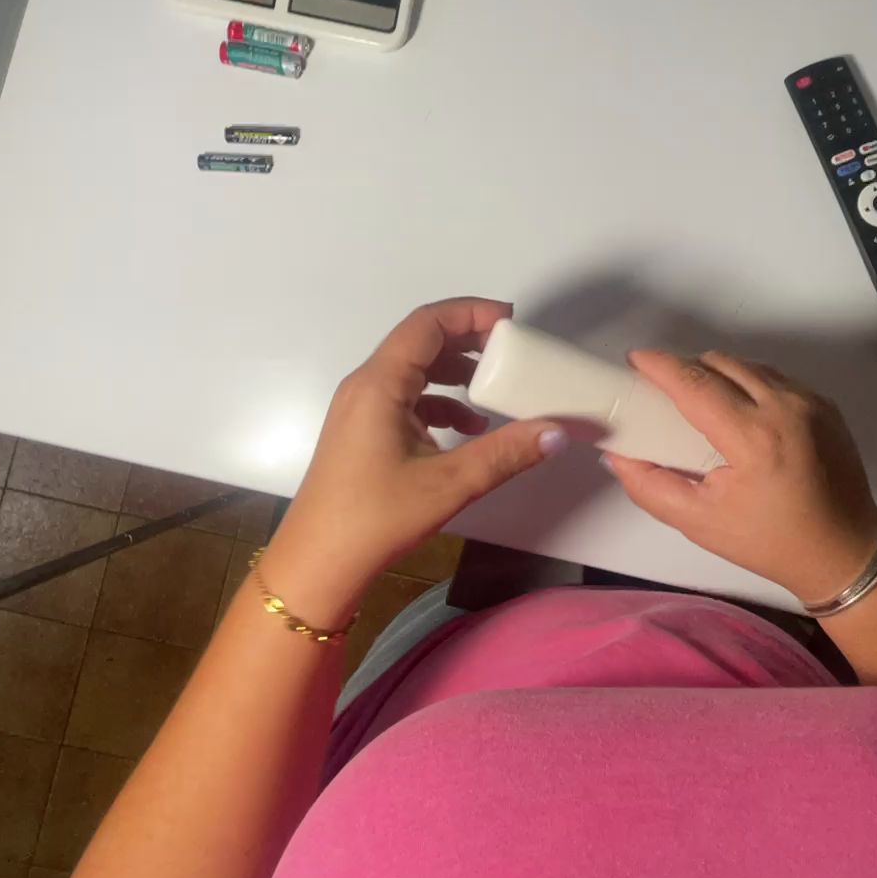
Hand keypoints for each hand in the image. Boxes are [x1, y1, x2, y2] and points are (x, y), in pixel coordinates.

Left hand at [262, 299, 565, 624]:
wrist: (318, 564)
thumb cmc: (376, 518)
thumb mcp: (449, 483)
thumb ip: (506, 453)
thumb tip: (558, 431)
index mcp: (379, 383)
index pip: (427, 323)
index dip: (471, 313)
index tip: (512, 322)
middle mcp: (366, 385)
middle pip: (420, 341)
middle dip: (468, 340)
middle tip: (512, 350)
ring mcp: (361, 408)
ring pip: (414, 370)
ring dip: (455, 372)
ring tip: (495, 387)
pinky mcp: (363, 431)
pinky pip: (406, 398)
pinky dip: (440, 402)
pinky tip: (468, 428)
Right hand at [603, 350, 876, 604]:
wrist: (845, 553)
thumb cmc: (768, 541)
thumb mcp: (699, 523)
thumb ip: (650, 486)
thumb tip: (617, 454)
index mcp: (753, 438)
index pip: (696, 384)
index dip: (661, 366)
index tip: (635, 360)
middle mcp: (785, 407)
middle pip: (719, 364)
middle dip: (685, 368)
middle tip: (662, 390)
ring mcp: (810, 401)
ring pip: (747, 365)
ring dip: (716, 373)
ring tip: (698, 399)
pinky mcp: (825, 404)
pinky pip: (773, 377)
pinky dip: (746, 382)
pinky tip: (736, 408)